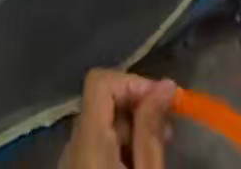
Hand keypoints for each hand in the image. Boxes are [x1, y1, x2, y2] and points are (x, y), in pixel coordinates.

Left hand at [58, 69, 177, 168]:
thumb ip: (150, 131)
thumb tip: (165, 85)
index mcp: (87, 136)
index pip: (100, 80)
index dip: (132, 82)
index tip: (164, 98)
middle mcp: (72, 138)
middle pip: (101, 99)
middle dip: (136, 103)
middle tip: (169, 127)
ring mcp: (71, 155)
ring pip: (100, 121)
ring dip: (131, 124)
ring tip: (160, 145)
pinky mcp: (76, 167)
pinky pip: (96, 141)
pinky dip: (120, 141)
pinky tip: (140, 160)